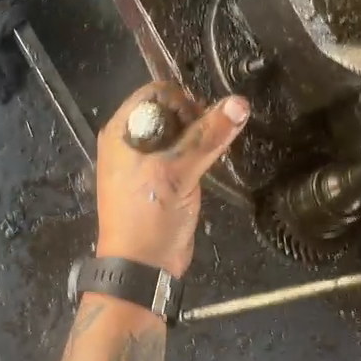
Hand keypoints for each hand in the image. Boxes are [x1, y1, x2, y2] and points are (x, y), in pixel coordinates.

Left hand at [94, 82, 248, 277]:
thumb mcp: (178, 172)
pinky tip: (207, 166)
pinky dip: (196, 154)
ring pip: (178, 132)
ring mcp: (143, 160)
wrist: (141, 268)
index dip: (182, 100)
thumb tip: (239, 103)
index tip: (202, 119)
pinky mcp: (159, 178)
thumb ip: (208, 136)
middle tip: (209, 139)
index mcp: (121, 131)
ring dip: (198, 138)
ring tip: (210, 153)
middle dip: (193, 119)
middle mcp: (129, 140)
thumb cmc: (149, 215)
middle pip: (168, 110)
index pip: (155, 93)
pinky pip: (180, 154)